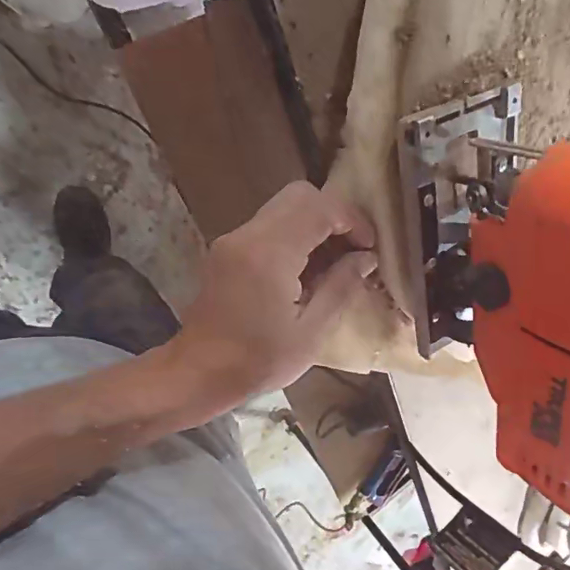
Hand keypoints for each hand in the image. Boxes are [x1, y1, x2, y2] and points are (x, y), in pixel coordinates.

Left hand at [169, 181, 377, 405]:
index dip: (352, 220)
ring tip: (334, 263)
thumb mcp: (311, 333)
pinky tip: (307, 271)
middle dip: (334, 215)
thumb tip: (365, 258)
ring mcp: (233, 240)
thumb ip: (341, 286)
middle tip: (353, 251)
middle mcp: (247, 235)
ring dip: (314, 224)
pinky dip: (294, 235)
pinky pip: (269, 226)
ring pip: (284, 207)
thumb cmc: (258, 361)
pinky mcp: (227, 250)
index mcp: (269, 254)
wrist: (199, 373)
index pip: (319, 207)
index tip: (369, 248)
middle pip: (300, 195)